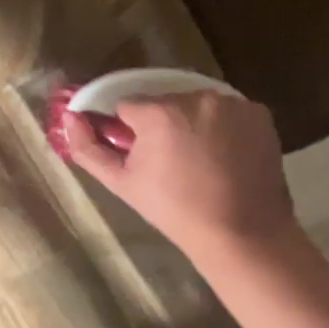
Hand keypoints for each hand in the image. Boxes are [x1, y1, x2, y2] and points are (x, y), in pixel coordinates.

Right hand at [64, 90, 296, 254]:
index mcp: (159, 112)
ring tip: (200, 161)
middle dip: (162, 125)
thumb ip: (88, 149)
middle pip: (165, 102)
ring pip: (197, 105)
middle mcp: (196, 97)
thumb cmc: (172, 210)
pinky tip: (225, 156)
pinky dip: (224, 127)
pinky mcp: (259, 112)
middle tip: (171, 163)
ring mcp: (232, 103)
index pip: (128, 106)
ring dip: (193, 123)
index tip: (141, 157)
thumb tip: (70, 118)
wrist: (239, 230)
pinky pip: (229, 111)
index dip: (130, 132)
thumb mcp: (121, 183)